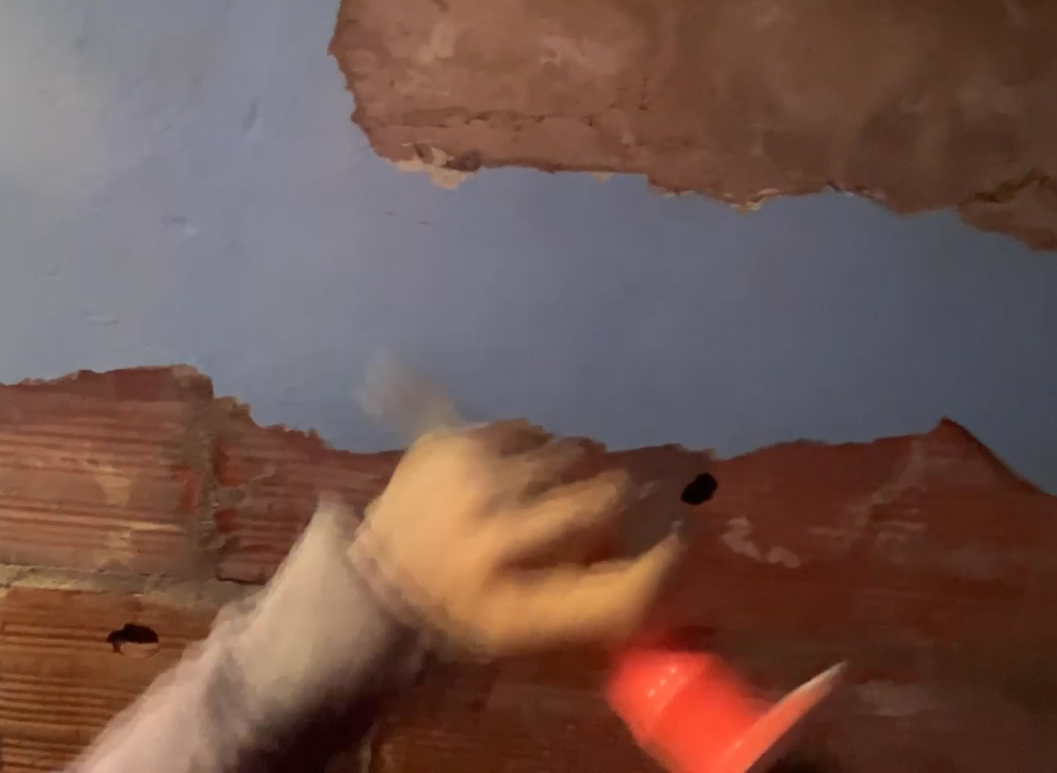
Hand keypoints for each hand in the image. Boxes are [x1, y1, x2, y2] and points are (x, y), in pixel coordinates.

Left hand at [352, 421, 681, 656]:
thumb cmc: (461, 615)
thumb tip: (662, 543)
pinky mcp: (443, 441)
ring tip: (560, 481)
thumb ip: (598, 595)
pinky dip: (534, 443)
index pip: (625, 584)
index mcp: (521, 605)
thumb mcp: (532, 631)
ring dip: (578, 464)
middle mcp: (495, 536)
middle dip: (627, 493)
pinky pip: (521, 426)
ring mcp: (465, 479)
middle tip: (626, 492)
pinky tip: (519, 463)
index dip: (668, 556)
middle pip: (603, 497)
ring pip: (566, 451)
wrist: (373, 580)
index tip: (683, 532)